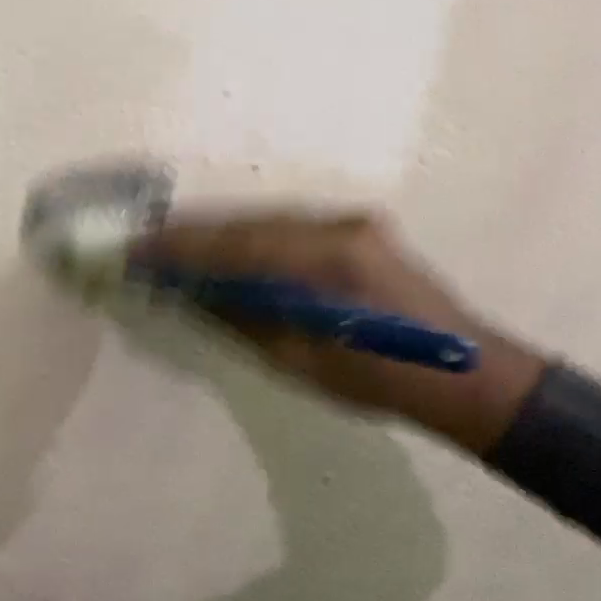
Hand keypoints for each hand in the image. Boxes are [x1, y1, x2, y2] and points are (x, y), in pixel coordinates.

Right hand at [132, 210, 546, 453]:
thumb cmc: (379, 380)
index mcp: (326, 260)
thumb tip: (184, 289)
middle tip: (142, 245)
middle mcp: (339, 226)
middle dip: (190, 234)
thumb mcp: (294, 358)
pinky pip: (283, 226)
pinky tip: (221, 248)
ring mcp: (350, 222)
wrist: (468, 375)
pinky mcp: (355, 228)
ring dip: (215, 233)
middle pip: (243, 223)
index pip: (232, 244)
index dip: (177, 247)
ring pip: (261, 219)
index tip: (132, 250)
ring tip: (171, 246)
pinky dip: (246, 236)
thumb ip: (236, 314)